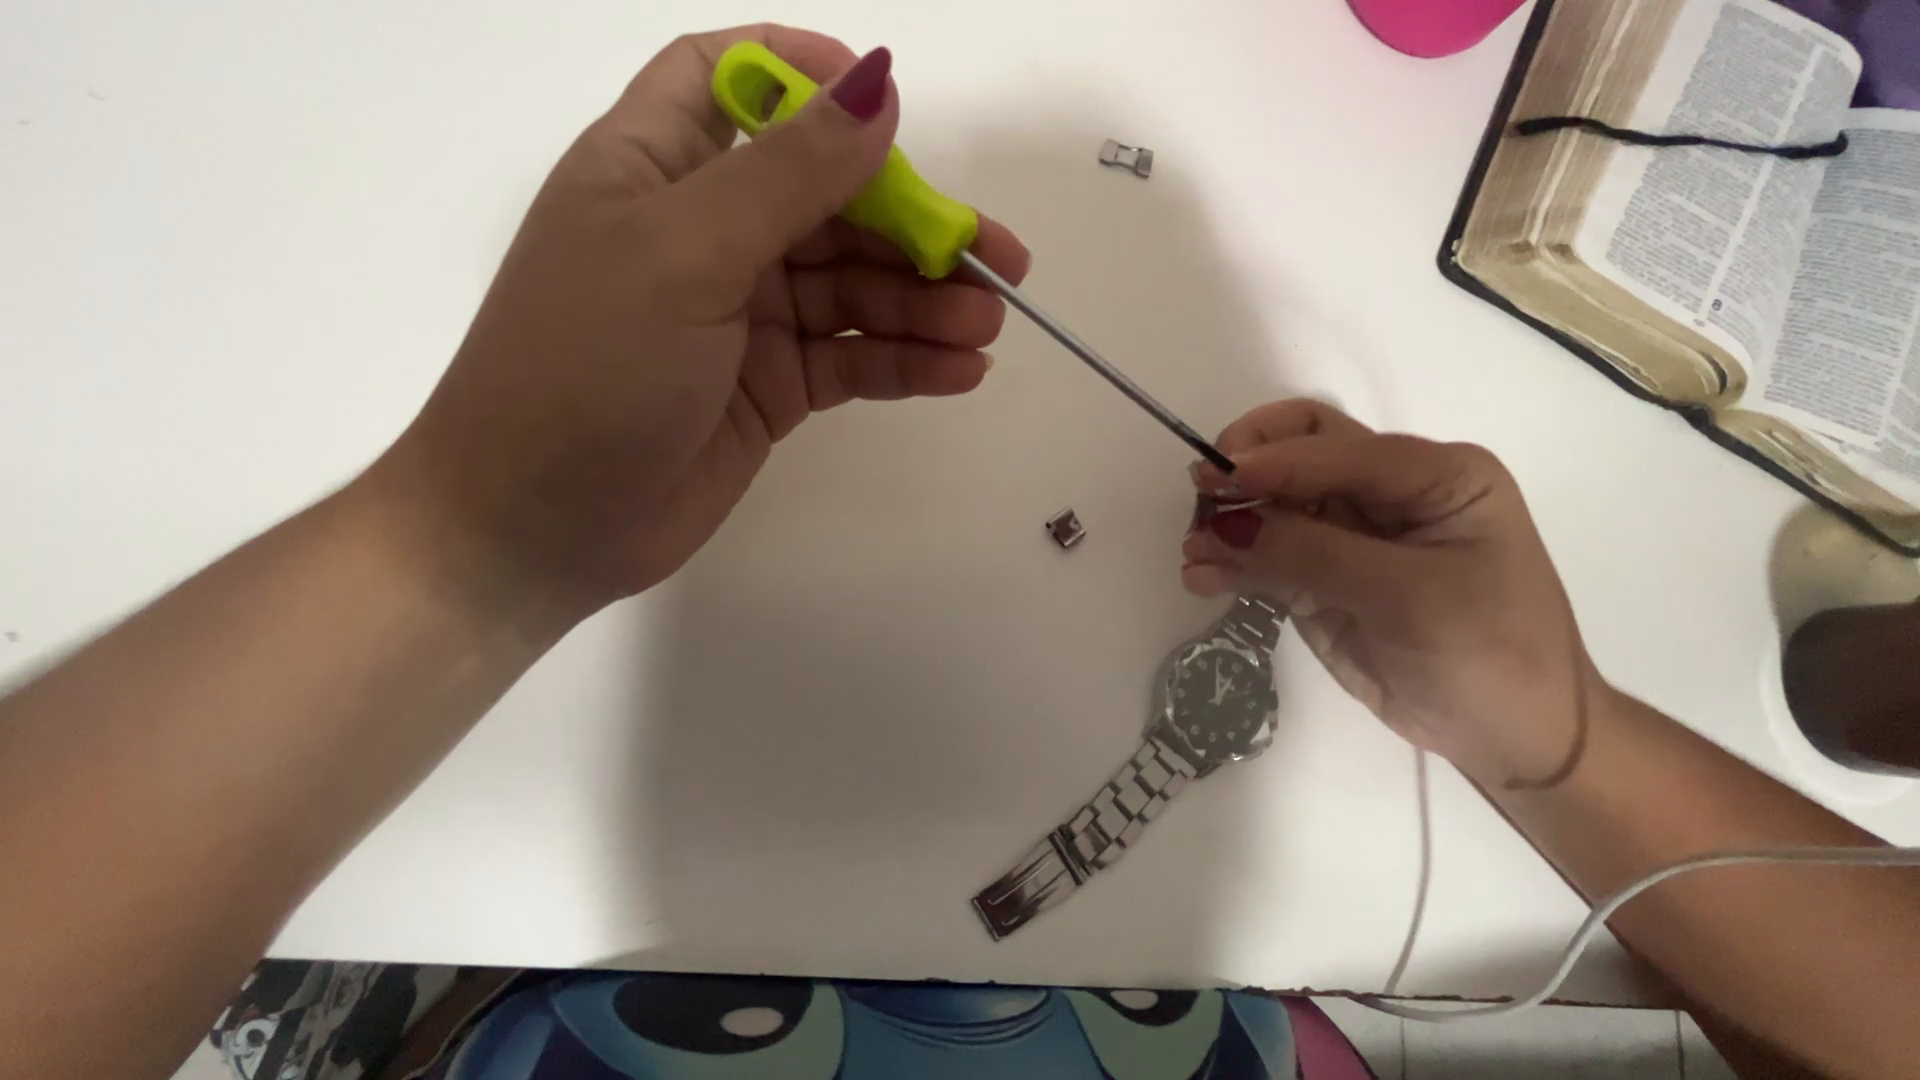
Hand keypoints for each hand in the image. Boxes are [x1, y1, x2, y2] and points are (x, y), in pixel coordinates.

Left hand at [362, 26, 1029, 616]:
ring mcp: (744, 315)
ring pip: (854, 289)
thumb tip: (878, 87)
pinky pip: (852, 360)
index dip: (809, 78)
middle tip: (999, 261)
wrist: (541, 525)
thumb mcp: (685, 253)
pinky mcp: (773, 387)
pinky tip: (960, 371)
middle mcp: (706, 232)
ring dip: (924, 303)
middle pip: (829, 200)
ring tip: (986, 326)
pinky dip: (905, 362)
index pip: (731, 84)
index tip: (889, 112)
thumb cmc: (590, 366)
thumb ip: (788, 175)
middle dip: (913, 225)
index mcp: (657, 167)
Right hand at [1181, 400, 1598, 786]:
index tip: (1215, 481)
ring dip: (1229, 521)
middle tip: (1202, 499)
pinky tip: (1201, 578)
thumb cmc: (1488, 651)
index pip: (1336, 445)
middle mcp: (1387, 494)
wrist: (1512, 738)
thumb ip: (1313, 554)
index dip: (1272, 457)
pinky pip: (1266, 558)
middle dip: (1245, 471)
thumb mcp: (1407, 596)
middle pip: (1298, 455)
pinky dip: (1230, 562)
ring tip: (1193, 554)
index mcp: (1434, 475)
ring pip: (1272, 507)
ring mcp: (1349, 538)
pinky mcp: (1322, 580)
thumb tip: (1223, 524)